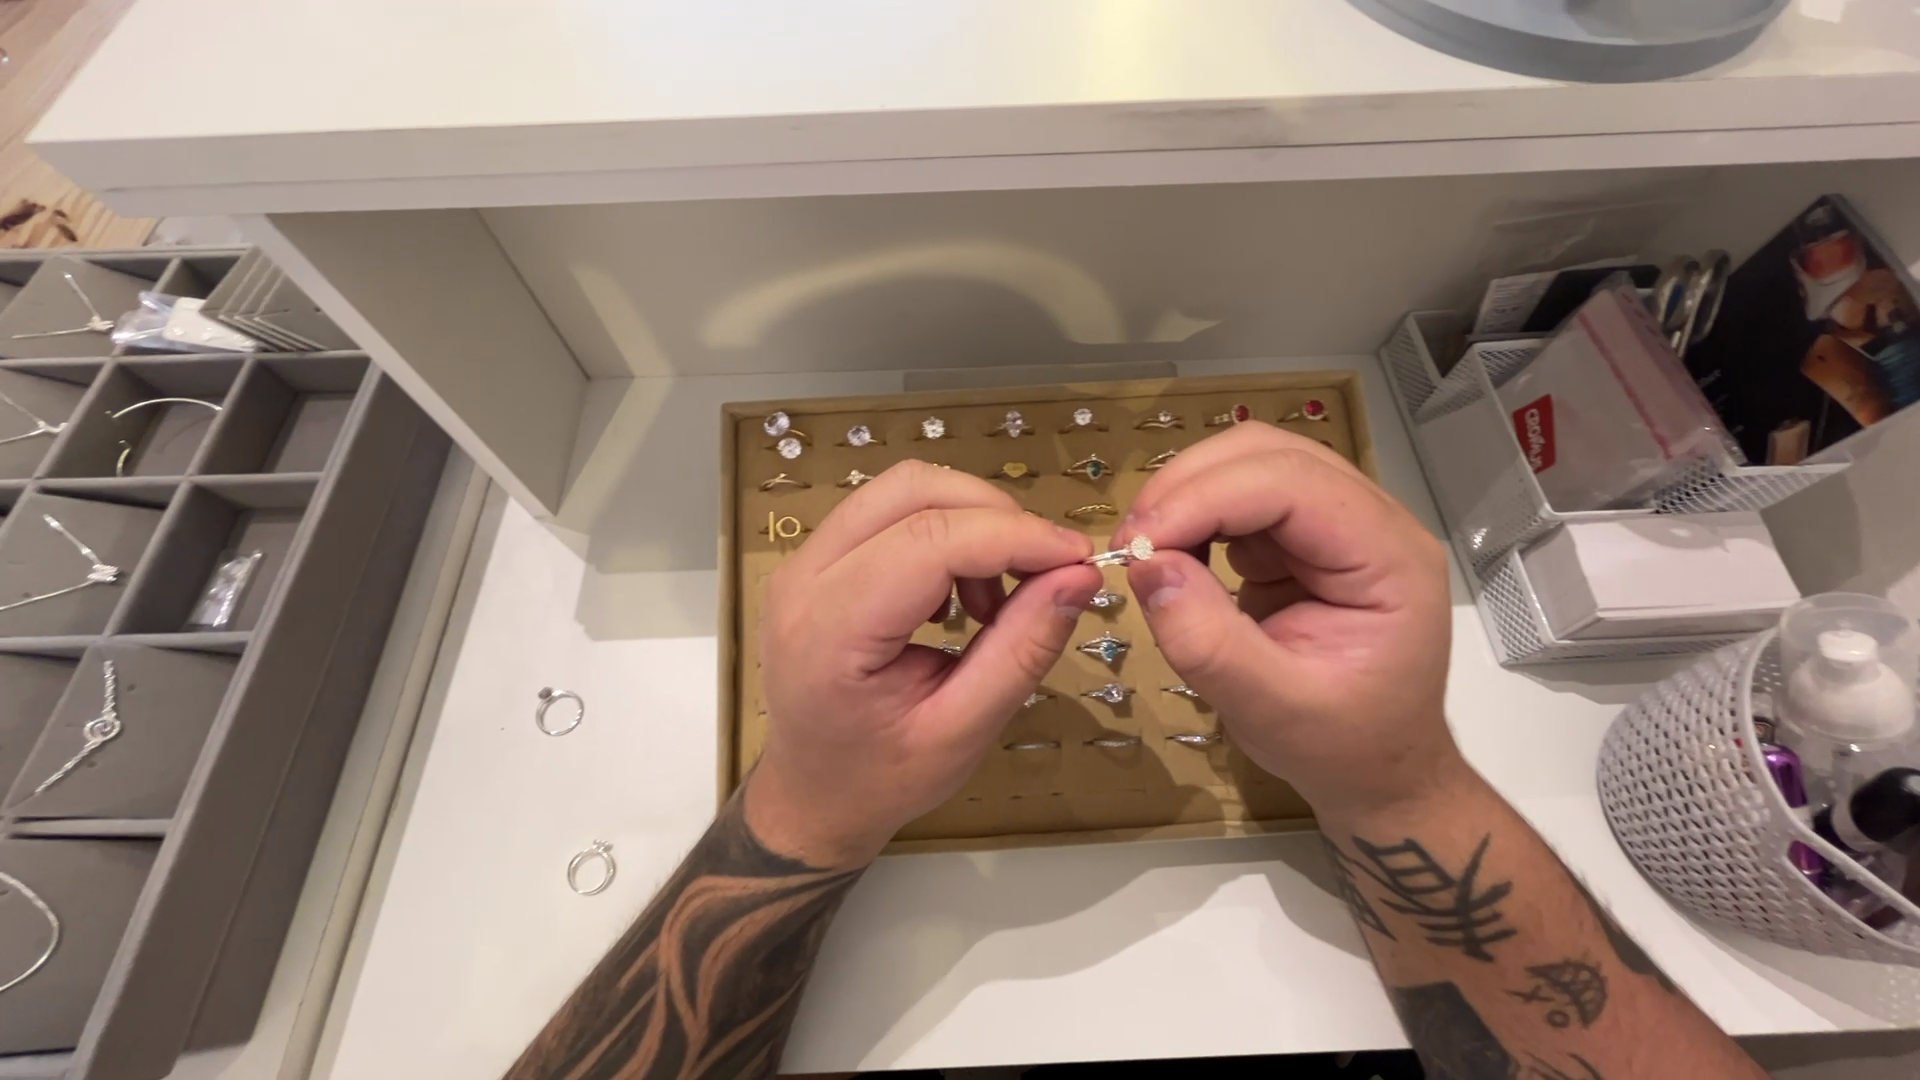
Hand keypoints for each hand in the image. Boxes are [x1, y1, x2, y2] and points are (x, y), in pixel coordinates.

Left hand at [748, 461, 1101, 867]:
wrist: (809, 795)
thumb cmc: (879, 779)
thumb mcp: (963, 733)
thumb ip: (1022, 651)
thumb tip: (1078, 577)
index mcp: (828, 630)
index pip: (929, 542)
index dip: (1015, 536)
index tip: (1079, 559)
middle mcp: (803, 576)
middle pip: (912, 489)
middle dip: (994, 515)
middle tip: (1041, 573)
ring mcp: (804, 560)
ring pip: (902, 489)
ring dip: (970, 521)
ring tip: (993, 598)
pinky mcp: (817, 558)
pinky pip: (891, 511)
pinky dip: (945, 531)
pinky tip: (959, 593)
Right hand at [1117, 422, 1461, 819]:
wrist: (1373, 768)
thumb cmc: (1338, 745)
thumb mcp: (1269, 710)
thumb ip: (1207, 642)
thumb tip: (1145, 566)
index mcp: (1387, 557)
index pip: (1292, 484)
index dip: (1204, 500)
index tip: (1136, 547)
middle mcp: (1369, 520)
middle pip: (1268, 453)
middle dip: (1187, 487)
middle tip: (1131, 545)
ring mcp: (1334, 523)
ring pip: (1246, 463)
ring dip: (1184, 496)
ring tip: (1145, 551)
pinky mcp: (1299, 536)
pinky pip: (1235, 497)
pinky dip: (1191, 517)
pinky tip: (1174, 558)